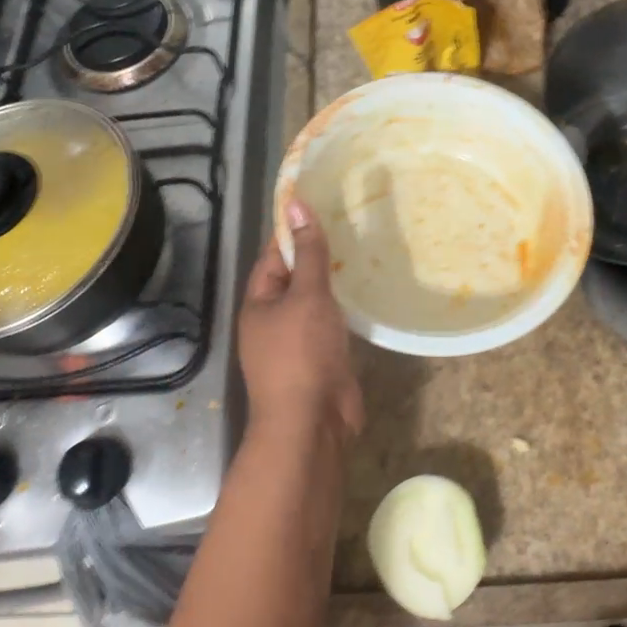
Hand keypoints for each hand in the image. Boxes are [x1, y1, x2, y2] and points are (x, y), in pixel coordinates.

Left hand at [237, 199, 362, 441]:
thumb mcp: (308, 296)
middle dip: (318, 255)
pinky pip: (331, 326)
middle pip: (295, 278)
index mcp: (259, 302)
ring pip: (315, 303)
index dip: (295, 230)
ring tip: (363, 252)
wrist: (311, 423)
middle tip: (352, 224)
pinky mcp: (320, 360)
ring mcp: (297, 342)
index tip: (322, 205)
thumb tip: (297, 204)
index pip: (275, 254)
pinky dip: (345, 310)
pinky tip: (367, 295)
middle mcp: (273, 320)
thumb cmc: (302, 354)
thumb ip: (309, 252)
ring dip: (334, 283)